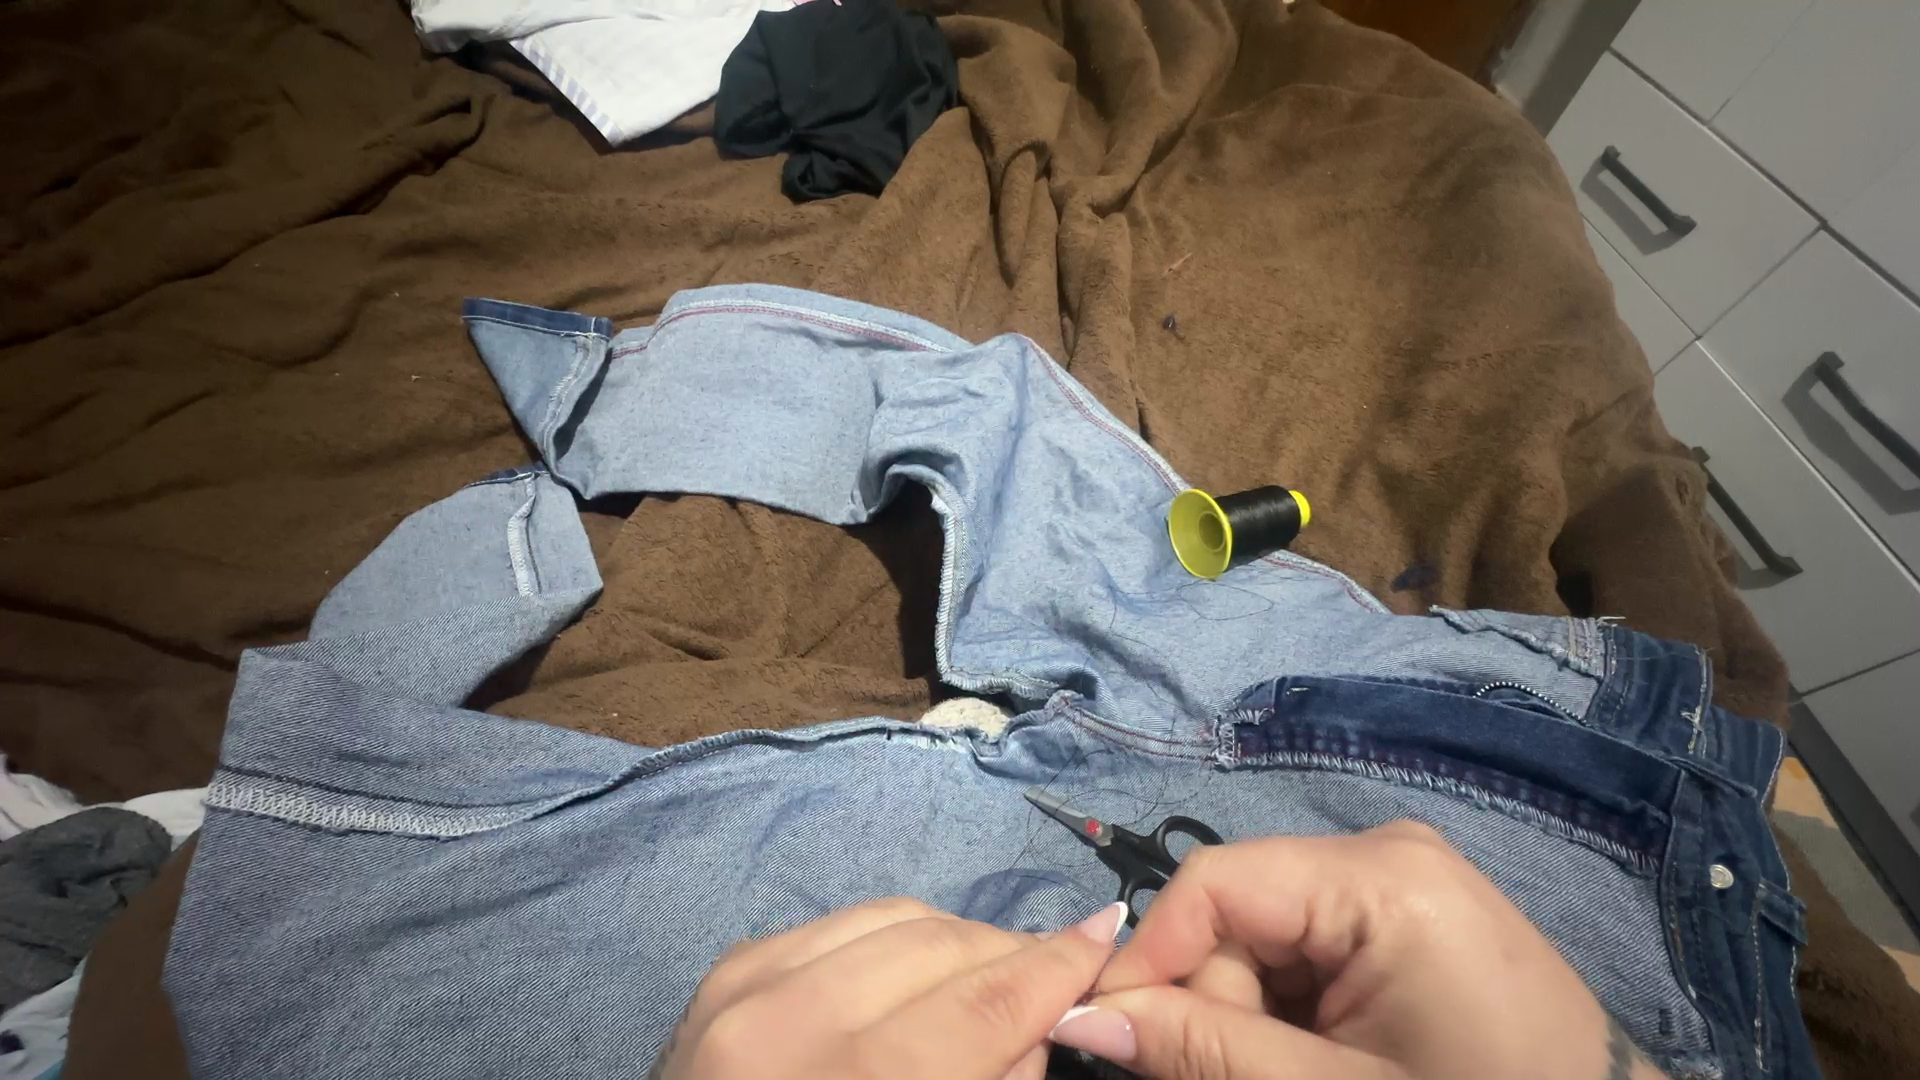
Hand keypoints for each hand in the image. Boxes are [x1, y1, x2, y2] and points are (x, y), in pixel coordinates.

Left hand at [650, 896, 1128, 1079]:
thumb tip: (1036, 1015)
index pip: (979, 1006)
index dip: (1054, 965)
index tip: (1105, 931)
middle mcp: (785, 1019)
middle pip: (940, 947)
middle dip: (1009, 951)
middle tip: (1052, 969)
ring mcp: (749, 981)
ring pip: (898, 916)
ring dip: (958, 938)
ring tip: (989, 968)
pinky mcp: (732, 964)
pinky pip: (847, 921)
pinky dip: (897, 938)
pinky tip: (917, 967)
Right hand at [1049, 822, 1670, 1079]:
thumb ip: (1203, 1050)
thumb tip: (1078, 1018)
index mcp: (1383, 876)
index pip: (1219, 882)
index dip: (1152, 952)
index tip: (1108, 1028)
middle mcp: (1385, 849)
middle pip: (1241, 911)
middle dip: (1221, 1000)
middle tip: (1255, 1078)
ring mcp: (1400, 876)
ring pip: (1265, 931)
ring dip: (1254, 1010)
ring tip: (1309, 1072)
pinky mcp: (1406, 909)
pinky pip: (1307, 942)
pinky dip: (1290, 1005)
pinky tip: (1327, 1055)